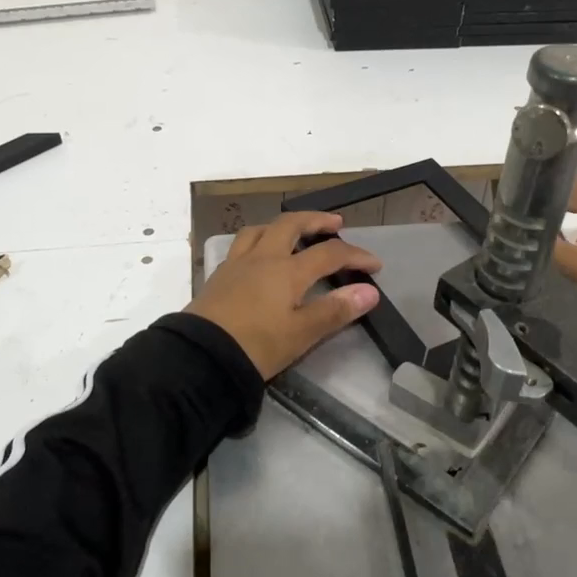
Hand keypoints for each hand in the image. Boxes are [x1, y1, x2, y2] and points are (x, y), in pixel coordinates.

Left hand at [187, 212, 382, 378]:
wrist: (202, 356)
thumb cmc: (256, 346)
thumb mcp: (301, 333)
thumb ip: (335, 310)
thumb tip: (369, 291)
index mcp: (287, 271)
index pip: (329, 253)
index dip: (355, 256)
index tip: (374, 266)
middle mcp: (262, 258)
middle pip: (291, 225)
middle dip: (316, 220)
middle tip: (335, 223)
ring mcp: (237, 264)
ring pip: (261, 229)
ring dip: (283, 225)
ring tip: (295, 232)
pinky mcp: (219, 276)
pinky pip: (242, 245)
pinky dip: (259, 240)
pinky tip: (260, 255)